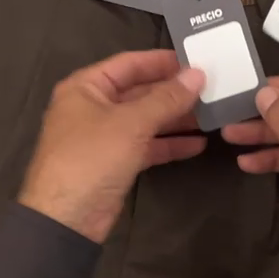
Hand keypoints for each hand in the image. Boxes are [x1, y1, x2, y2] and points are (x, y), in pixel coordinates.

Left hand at [19, 50, 206, 241]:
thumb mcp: (131, 123)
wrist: (67, 218)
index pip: (129, 64)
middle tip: (211, 87)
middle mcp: (94, 107)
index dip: (162, 61)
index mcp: (86, 87)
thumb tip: (197, 74)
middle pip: (139, 92)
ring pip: (146, 120)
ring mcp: (105, 137)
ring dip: (176, 118)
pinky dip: (169, 144)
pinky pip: (146, 145)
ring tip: (211, 113)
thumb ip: (166, 98)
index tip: (195, 59)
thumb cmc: (92, 157)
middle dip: (174, 92)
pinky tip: (198, 144)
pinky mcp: (116, 162)